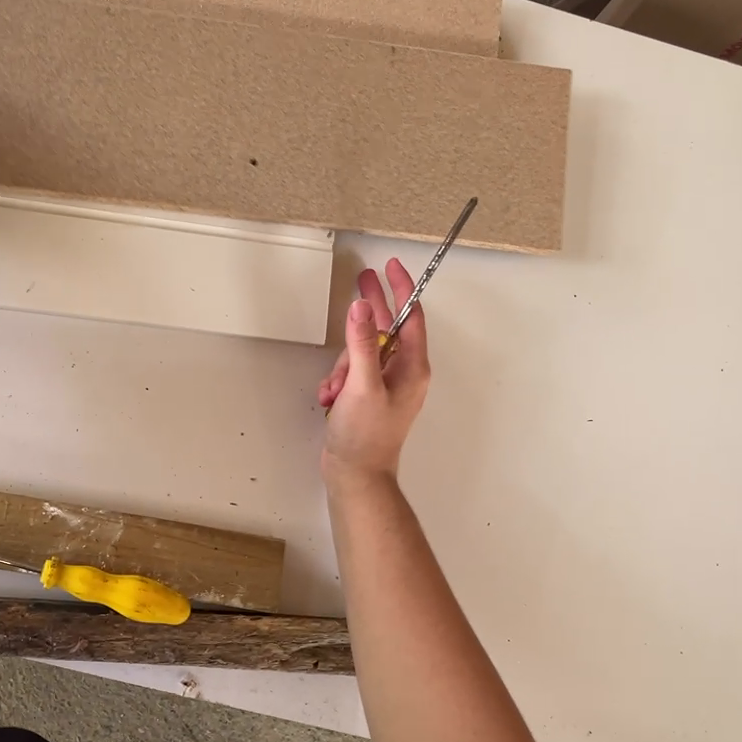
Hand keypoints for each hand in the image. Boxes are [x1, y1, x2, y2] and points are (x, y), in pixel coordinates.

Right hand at [317, 259, 430, 483]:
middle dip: (369, 310)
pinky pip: (349, 373)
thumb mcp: (362, 385)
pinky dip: (336, 381)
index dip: (401, 289)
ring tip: (334, 390)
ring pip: (359, 352)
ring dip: (341, 366)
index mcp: (412, 367)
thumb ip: (361, 344)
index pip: (410, 317)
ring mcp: (382, 385)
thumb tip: (363, 307)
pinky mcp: (364, 396)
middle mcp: (401, 373)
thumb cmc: (366, 435)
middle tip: (361, 279)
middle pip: (385, 328)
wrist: (356, 475)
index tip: (390, 266)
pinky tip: (329, 399)